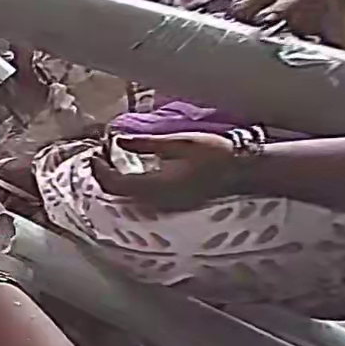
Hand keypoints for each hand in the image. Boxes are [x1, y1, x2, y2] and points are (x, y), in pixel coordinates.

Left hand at [89, 133, 242, 208]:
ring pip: (125, 196)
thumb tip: (118, 140)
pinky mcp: (170, 204)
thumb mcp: (180, 143)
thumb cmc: (218, 154)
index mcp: (155, 187)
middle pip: (115, 192)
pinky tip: (129, 171)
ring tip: (110, 161)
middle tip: (100, 155)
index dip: (99, 168)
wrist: (249, 171)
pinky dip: (127, 185)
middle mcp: (155, 200)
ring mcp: (163, 205)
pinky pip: (137, 198)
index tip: (95, 152)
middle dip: (102, 174)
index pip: (114, 182)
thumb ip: (146, 143)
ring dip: (113, 180)